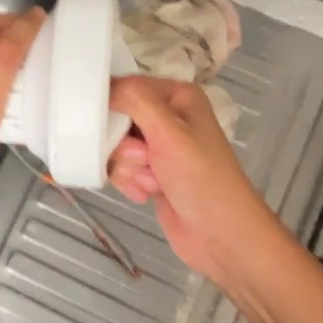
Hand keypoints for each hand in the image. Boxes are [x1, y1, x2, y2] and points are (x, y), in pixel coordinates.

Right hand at [107, 77, 271, 286]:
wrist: (220, 235)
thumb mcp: (169, 132)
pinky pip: (119, 169)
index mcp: (176, 96)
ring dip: (127, 168)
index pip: (125, 88)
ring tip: (151, 182)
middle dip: (122, 146)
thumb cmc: (200, 178)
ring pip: (114, 148)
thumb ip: (135, 100)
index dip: (112, 108)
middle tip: (144, 160)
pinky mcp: (149, 173)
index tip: (116, 130)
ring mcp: (157, 147)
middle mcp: (166, 117)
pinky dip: (128, 182)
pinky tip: (146, 194)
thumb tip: (103, 87)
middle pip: (115, 120)